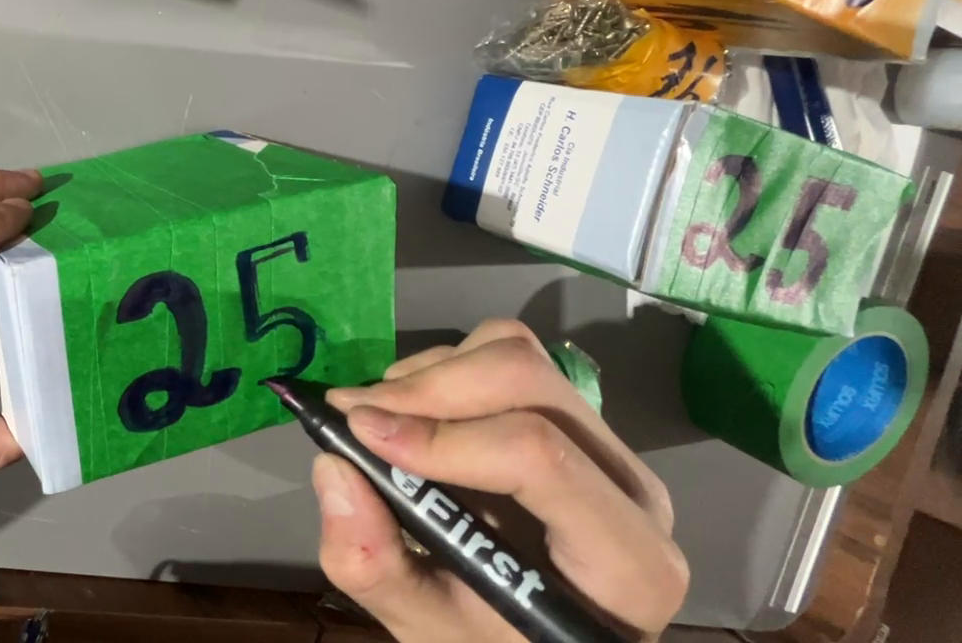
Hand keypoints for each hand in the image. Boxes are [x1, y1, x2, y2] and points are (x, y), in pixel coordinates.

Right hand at [311, 319, 687, 641]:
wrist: (526, 634)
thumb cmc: (487, 637)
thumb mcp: (422, 626)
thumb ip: (373, 563)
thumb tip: (334, 467)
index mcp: (623, 561)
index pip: (540, 458)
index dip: (443, 437)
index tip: (360, 434)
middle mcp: (628, 487)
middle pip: (526, 381)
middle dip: (426, 387)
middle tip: (355, 411)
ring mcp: (601, 442)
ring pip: (513, 353)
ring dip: (426, 373)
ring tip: (378, 414)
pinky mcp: (563, 411)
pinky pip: (500, 348)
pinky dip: (437, 363)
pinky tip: (409, 409)